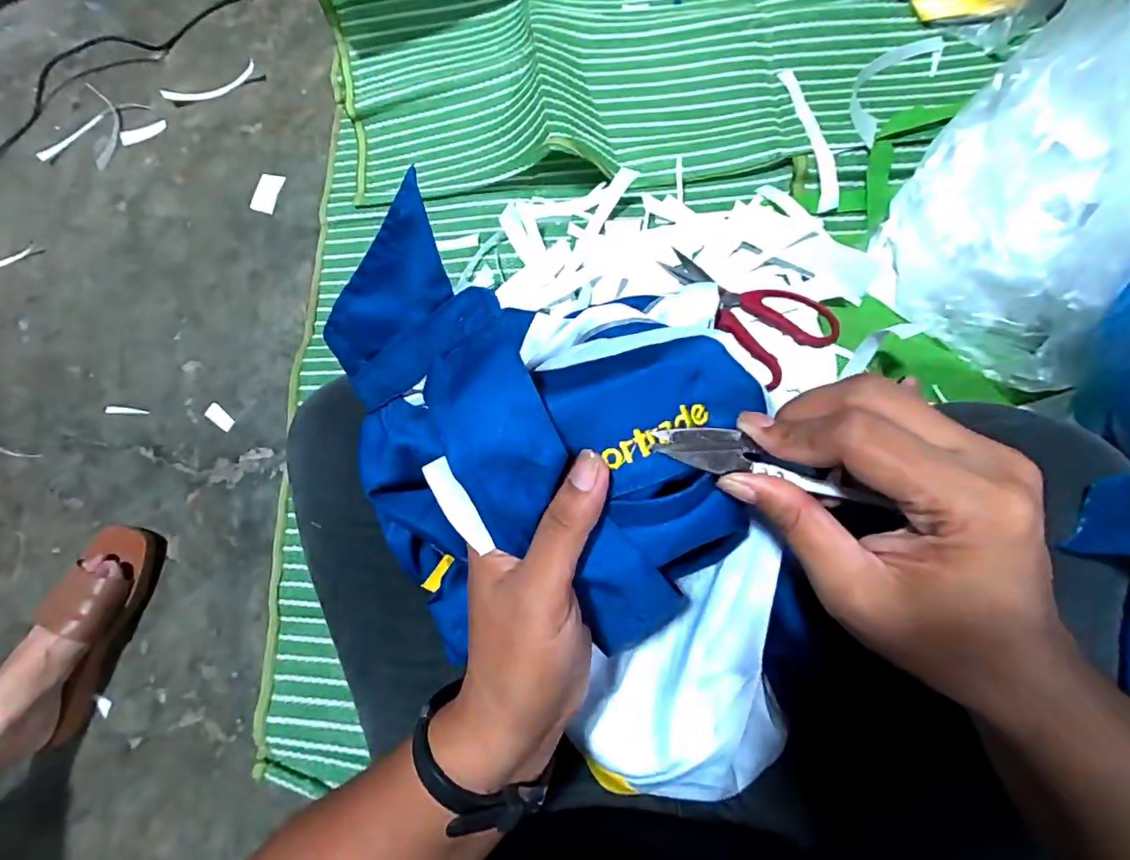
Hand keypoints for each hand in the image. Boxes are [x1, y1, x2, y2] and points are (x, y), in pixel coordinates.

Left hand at [430, 450, 607, 793]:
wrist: (524, 729)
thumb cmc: (519, 656)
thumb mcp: (540, 586)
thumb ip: (564, 526)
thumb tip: (592, 458)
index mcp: (490, 527)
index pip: (512, 467)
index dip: (542, 435)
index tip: (579, 400)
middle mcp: (514, 534)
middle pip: (547, 486)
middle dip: (579, 458)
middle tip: (623, 417)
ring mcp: (544, 557)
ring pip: (572, 512)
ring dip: (599, 488)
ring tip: (638, 443)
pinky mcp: (569, 579)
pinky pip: (590, 541)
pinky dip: (610, 523)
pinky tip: (638, 497)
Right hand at [716, 375, 1074, 714]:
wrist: (1015, 664)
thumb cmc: (934, 640)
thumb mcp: (853, 594)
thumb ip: (798, 525)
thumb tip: (737, 476)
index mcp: (972, 502)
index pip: (864, 436)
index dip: (798, 433)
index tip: (747, 441)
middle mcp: (992, 460)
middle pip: (876, 398)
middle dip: (807, 411)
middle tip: (765, 441)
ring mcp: (994, 449)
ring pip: (887, 395)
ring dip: (827, 410)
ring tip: (792, 444)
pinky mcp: (984, 448)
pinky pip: (903, 410)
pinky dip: (853, 418)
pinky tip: (831, 447)